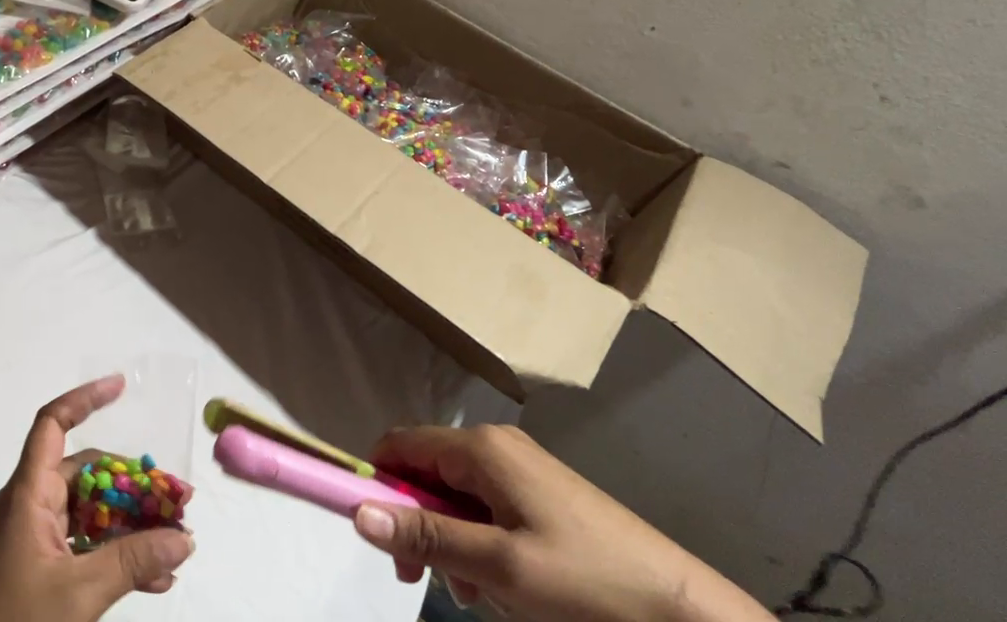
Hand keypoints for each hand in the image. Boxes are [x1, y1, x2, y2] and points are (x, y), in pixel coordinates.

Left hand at [0, 376, 195, 621]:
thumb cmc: (14, 619)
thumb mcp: (79, 592)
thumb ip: (132, 562)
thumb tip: (185, 538)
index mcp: (28, 494)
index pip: (52, 425)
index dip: (84, 399)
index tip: (121, 386)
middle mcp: (29, 505)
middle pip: (84, 473)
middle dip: (132, 483)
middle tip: (178, 500)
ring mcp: (33, 539)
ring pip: (90, 514)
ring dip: (130, 526)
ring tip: (176, 543)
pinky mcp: (37, 569)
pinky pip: (84, 547)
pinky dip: (115, 556)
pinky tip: (155, 580)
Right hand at [353, 425, 774, 621]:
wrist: (693, 616)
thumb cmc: (590, 585)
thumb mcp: (499, 567)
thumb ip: (426, 536)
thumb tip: (357, 512)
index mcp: (481, 450)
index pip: (397, 446)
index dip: (378, 485)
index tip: (382, 540)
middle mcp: (497, 448)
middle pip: (424, 473)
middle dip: (417, 525)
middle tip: (424, 579)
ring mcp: (523, 472)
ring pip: (454, 498)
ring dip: (449, 544)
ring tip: (477, 594)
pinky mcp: (544, 498)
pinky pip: (487, 512)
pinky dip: (480, 546)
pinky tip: (503, 587)